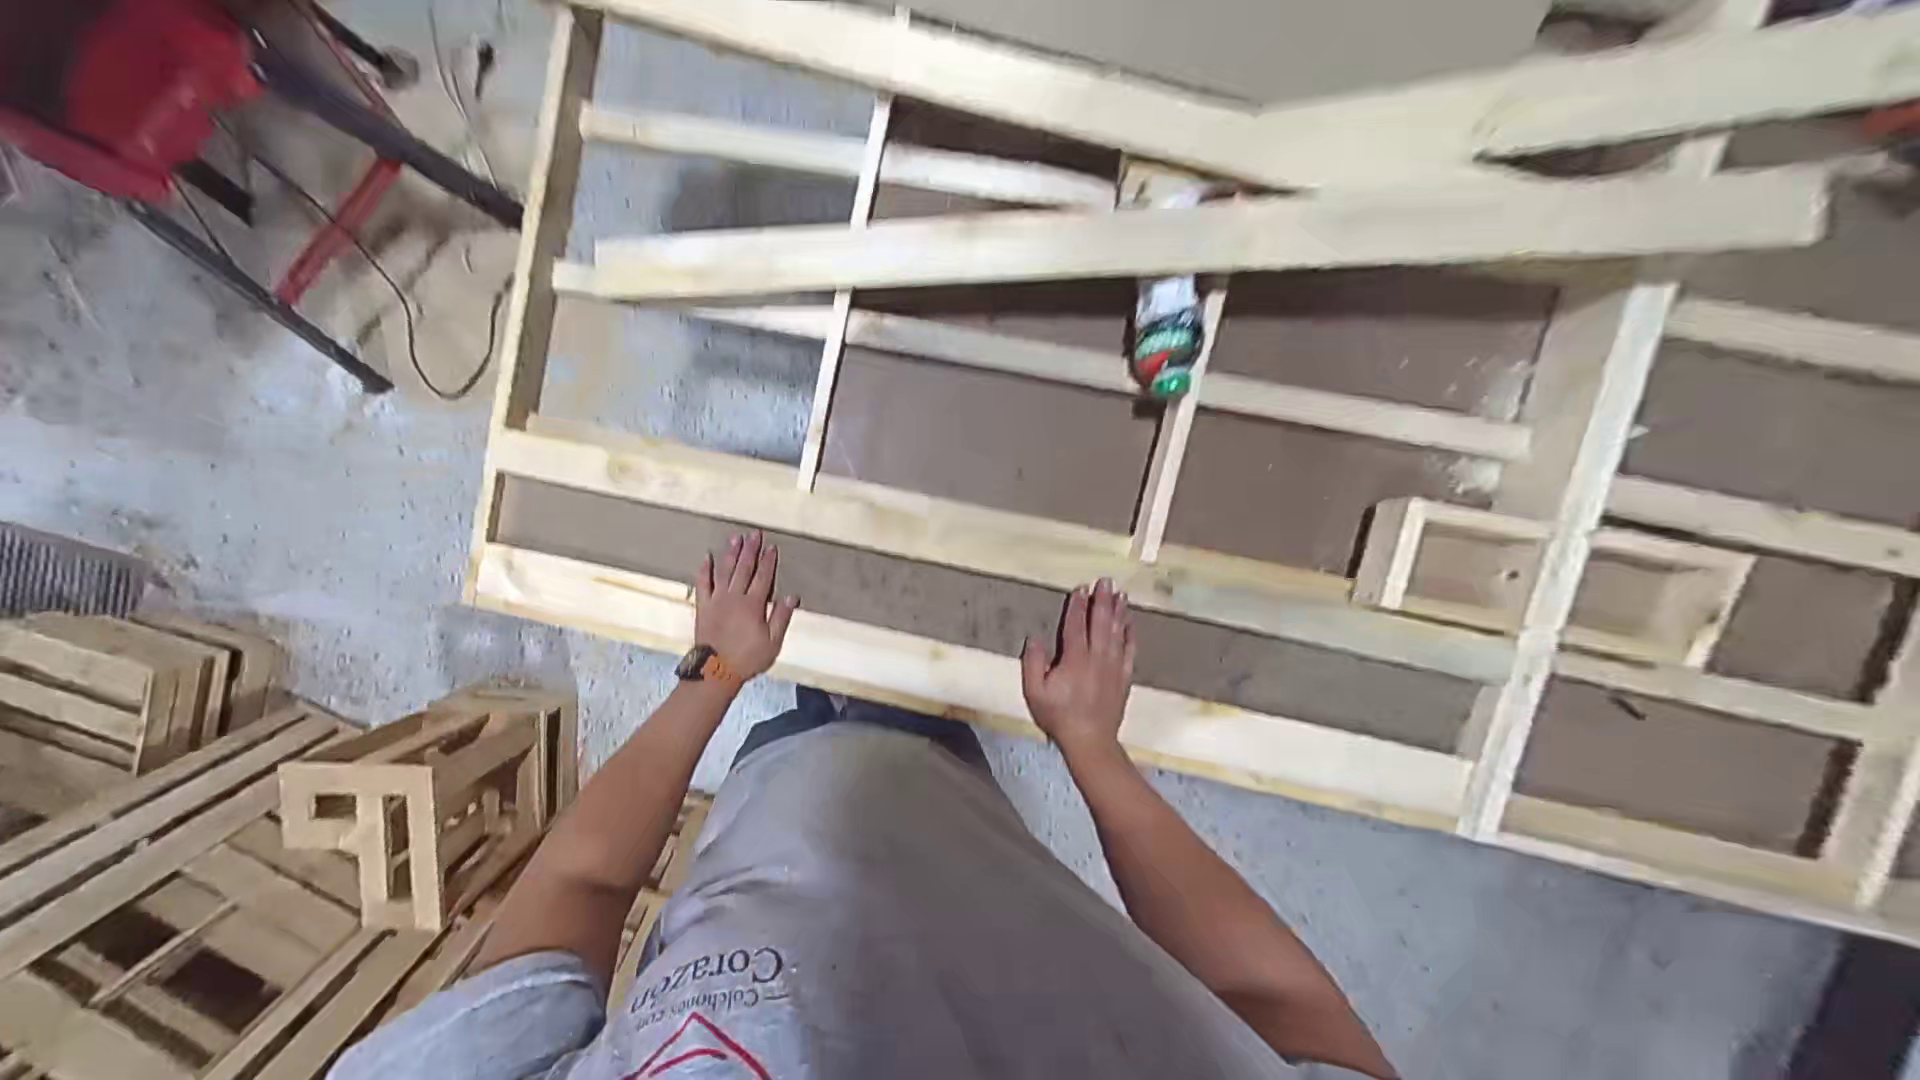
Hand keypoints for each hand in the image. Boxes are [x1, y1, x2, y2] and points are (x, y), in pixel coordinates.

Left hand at [695, 532, 799, 679]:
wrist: (715, 671)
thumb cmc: (748, 658)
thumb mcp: (772, 641)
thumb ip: (781, 617)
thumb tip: (791, 596)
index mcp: (753, 604)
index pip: (763, 577)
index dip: (768, 561)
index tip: (772, 547)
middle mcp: (734, 597)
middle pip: (744, 568)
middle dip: (750, 550)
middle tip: (754, 534)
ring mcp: (716, 600)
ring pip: (724, 571)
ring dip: (730, 553)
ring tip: (735, 538)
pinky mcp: (703, 607)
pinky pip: (703, 584)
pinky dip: (705, 570)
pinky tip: (707, 558)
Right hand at [1022, 578, 1135, 758]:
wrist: (1090, 741)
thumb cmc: (1059, 716)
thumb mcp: (1035, 692)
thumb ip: (1033, 663)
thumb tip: (1034, 638)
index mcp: (1074, 659)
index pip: (1075, 625)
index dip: (1077, 605)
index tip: (1080, 588)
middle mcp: (1097, 658)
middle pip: (1100, 623)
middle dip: (1102, 600)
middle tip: (1106, 581)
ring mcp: (1113, 667)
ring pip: (1117, 632)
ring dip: (1118, 611)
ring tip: (1120, 594)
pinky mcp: (1123, 677)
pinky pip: (1129, 650)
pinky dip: (1131, 634)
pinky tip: (1131, 622)